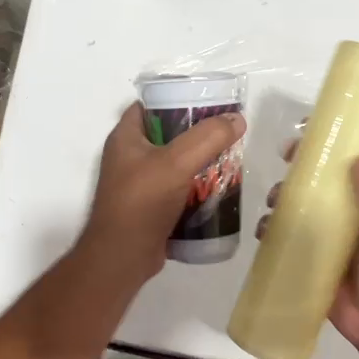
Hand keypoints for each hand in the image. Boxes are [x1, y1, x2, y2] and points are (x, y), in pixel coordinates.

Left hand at [77, 102, 245, 283]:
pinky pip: (175, 191)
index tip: (206, 103)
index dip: (175, 100)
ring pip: (173, 165)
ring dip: (198, 164)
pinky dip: (194, 189)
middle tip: (224, 134)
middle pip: (166, 135)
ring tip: (227, 161)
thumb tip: (236, 119)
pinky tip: (218, 191)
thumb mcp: (176, 163)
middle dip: (195, 134)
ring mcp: (137, 186)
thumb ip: (207, 138)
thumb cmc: (142, 203)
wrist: (122, 258)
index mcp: (125, 139)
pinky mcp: (149, 209)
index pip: (148, 106)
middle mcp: (128, 158)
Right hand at [257, 151, 358, 357]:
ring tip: (271, 206)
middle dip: (298, 175)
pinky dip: (274, 232)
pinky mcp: (313, 262)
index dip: (331, 150)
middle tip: (281, 171)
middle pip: (321, 185)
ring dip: (283, 202)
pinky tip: (263, 233)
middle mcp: (353, 216)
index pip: (353, 166)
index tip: (306, 139)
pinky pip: (290, 240)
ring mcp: (332, 240)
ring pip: (302, 210)